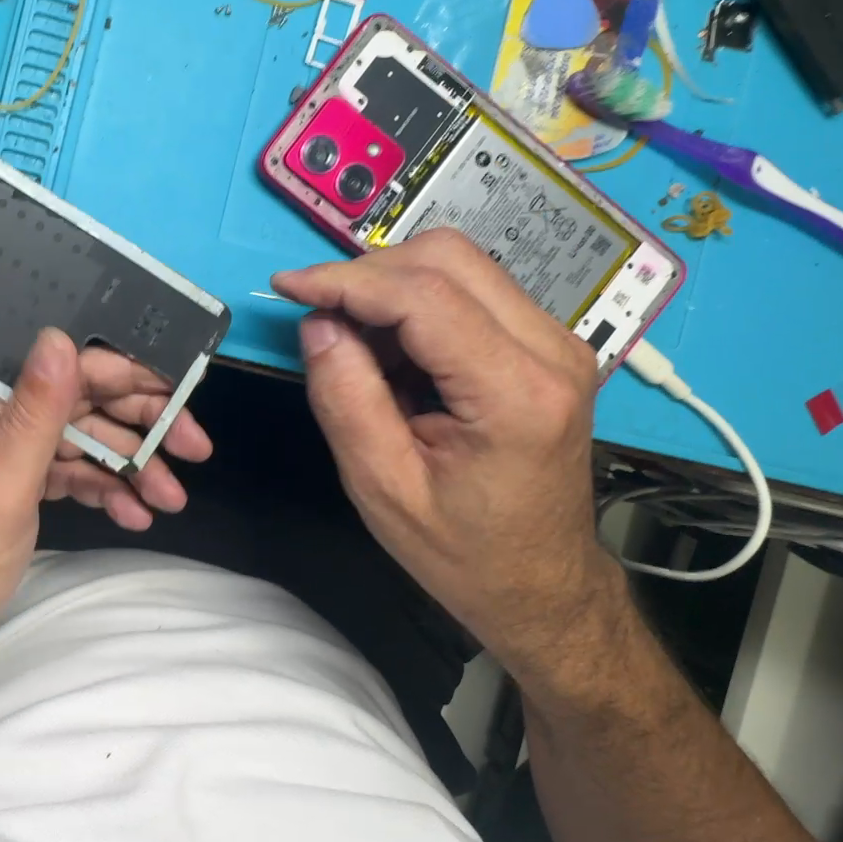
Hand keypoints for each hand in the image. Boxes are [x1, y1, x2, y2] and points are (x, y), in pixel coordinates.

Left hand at [0, 329, 211, 654]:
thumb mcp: (2, 487)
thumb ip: (37, 413)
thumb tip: (61, 337)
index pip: (72, 369)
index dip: (131, 378)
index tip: (185, 395)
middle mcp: (2, 417)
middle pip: (86, 403)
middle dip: (143, 425)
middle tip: (197, 451)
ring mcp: (11, 452)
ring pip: (85, 441)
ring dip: (132, 466)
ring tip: (172, 500)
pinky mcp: (19, 486)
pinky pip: (72, 474)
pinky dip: (105, 490)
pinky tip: (135, 515)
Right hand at [270, 229, 620, 672]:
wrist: (541, 584)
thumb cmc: (460, 549)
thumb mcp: (379, 485)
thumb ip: (345, 398)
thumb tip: (317, 322)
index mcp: (515, 393)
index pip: (423, 296)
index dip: (345, 280)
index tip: (286, 286)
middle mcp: (550, 351)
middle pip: (447, 258)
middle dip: (366, 274)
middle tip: (318, 315)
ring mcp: (556, 342)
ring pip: (459, 264)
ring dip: (389, 287)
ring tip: (354, 344)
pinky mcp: (544, 344)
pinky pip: (469, 289)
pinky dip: (413, 303)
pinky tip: (391, 353)